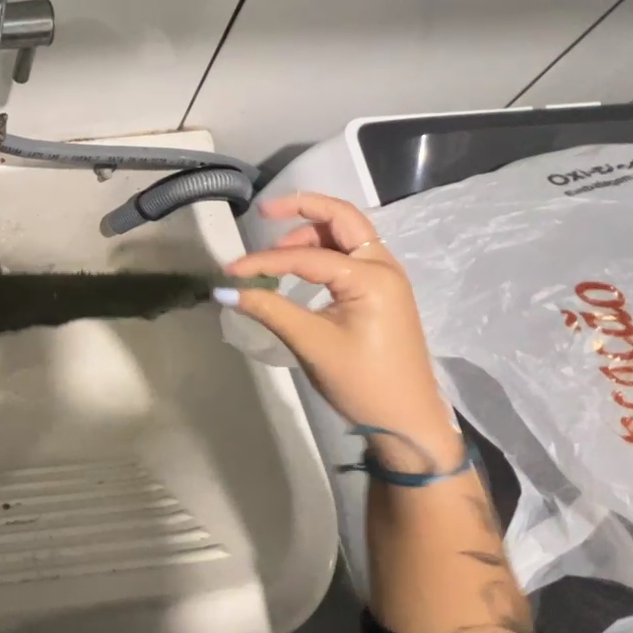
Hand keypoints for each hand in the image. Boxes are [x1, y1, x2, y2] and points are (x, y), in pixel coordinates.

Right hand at [219, 194, 459, 468]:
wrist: (409, 424)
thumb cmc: (363, 383)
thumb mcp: (310, 343)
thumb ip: (267, 308)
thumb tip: (223, 290)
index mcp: (371, 276)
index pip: (306, 256)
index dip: (264, 260)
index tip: (229, 271)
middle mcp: (384, 266)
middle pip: (342, 217)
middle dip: (302, 209)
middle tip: (264, 212)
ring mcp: (387, 278)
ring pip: (347, 235)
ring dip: (311, 232)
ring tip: (277, 252)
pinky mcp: (382, 292)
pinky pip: (350, 255)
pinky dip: (323, 250)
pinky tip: (298, 267)